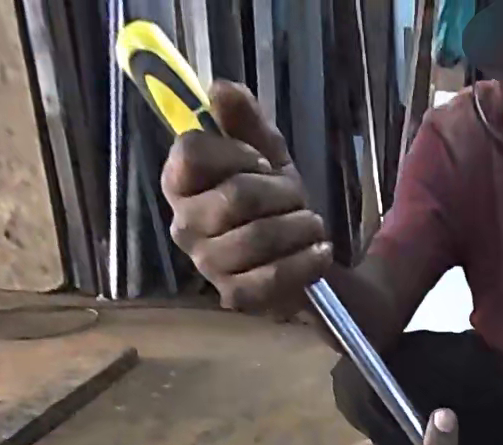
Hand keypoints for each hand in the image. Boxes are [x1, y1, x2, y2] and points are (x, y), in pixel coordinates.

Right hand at [161, 81, 334, 311]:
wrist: (301, 260)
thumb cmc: (275, 206)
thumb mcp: (267, 158)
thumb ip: (247, 123)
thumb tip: (221, 90)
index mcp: (180, 182)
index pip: (194, 152)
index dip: (239, 153)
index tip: (265, 164)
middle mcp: (185, 225)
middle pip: (236, 196)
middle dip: (281, 195)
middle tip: (300, 201)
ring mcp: (208, 264)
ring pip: (258, 237)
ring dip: (299, 228)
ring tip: (315, 227)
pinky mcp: (236, 296)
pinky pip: (272, 277)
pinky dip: (306, 262)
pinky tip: (321, 253)